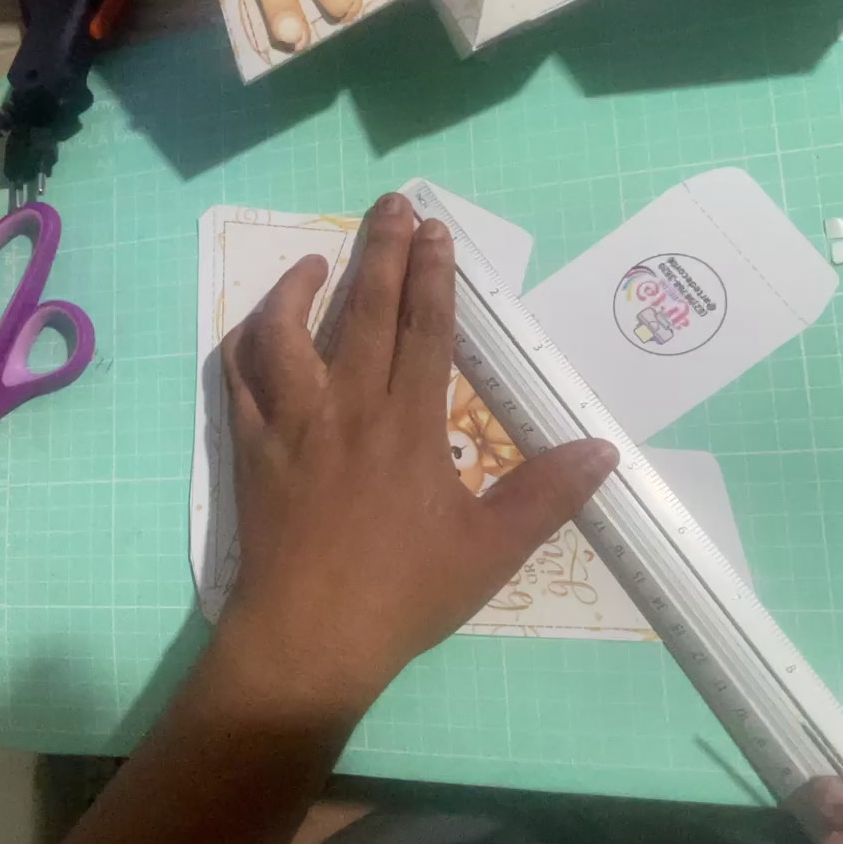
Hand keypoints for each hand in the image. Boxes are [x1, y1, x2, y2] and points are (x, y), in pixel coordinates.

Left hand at [212, 192, 617, 711]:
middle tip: (390, 205)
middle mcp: (348, 408)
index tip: (436, 232)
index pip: (426, 329)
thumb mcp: (491, 551)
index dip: (435, 275)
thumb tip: (603, 450)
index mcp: (409, 425)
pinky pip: (239, 379)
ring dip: (299, 287)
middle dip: (381, 252)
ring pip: (287, 333)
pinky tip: (258, 329)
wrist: (309, 637)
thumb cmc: (402, 594)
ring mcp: (292, 424)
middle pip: (365, 312)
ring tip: (316, 260)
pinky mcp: (252, 446)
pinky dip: (246, 343)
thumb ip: (546, 494)